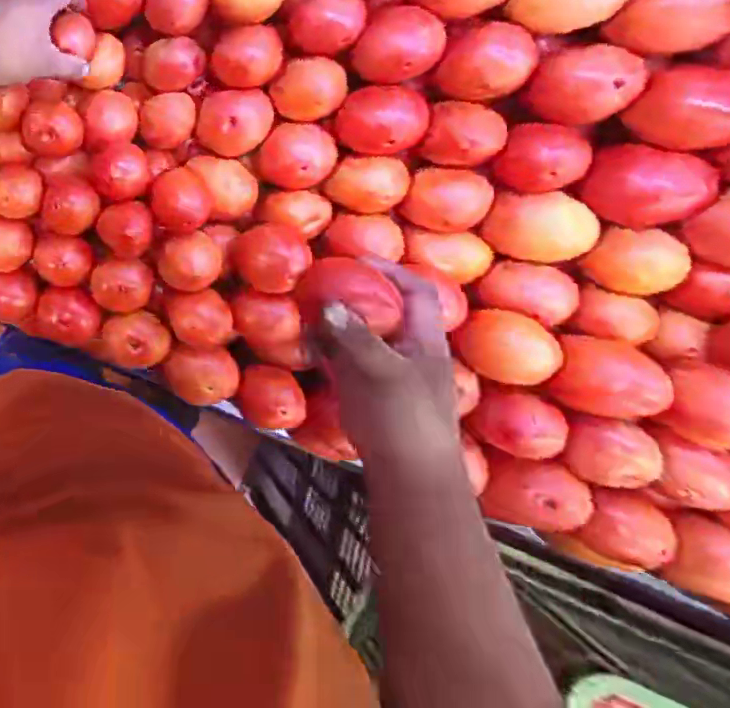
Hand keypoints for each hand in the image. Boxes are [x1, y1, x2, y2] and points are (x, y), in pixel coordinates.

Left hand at [0, 0, 88, 94]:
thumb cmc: (10, 59)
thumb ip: (69, 66)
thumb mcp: (45, 65)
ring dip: (30, 3)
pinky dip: (8, 6)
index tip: (81, 12)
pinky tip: (5, 23)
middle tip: (57, 22)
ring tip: (31, 22)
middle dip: (54, 3)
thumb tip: (86, 70)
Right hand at [316, 260, 462, 471]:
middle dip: (355, 291)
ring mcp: (386, 369)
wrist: (409, 472)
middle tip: (322, 280)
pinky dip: (325, 344)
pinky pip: (344, 356)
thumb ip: (353, 335)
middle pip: (385, 308)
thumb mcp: (379, 369)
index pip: (418, 291)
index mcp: (424, 340)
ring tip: (306, 307)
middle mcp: (408, 349)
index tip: (356, 258)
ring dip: (335, 318)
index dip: (392, 270)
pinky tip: (305, 343)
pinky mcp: (367, 387)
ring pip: (361, 332)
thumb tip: (328, 302)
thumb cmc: (404, 416)